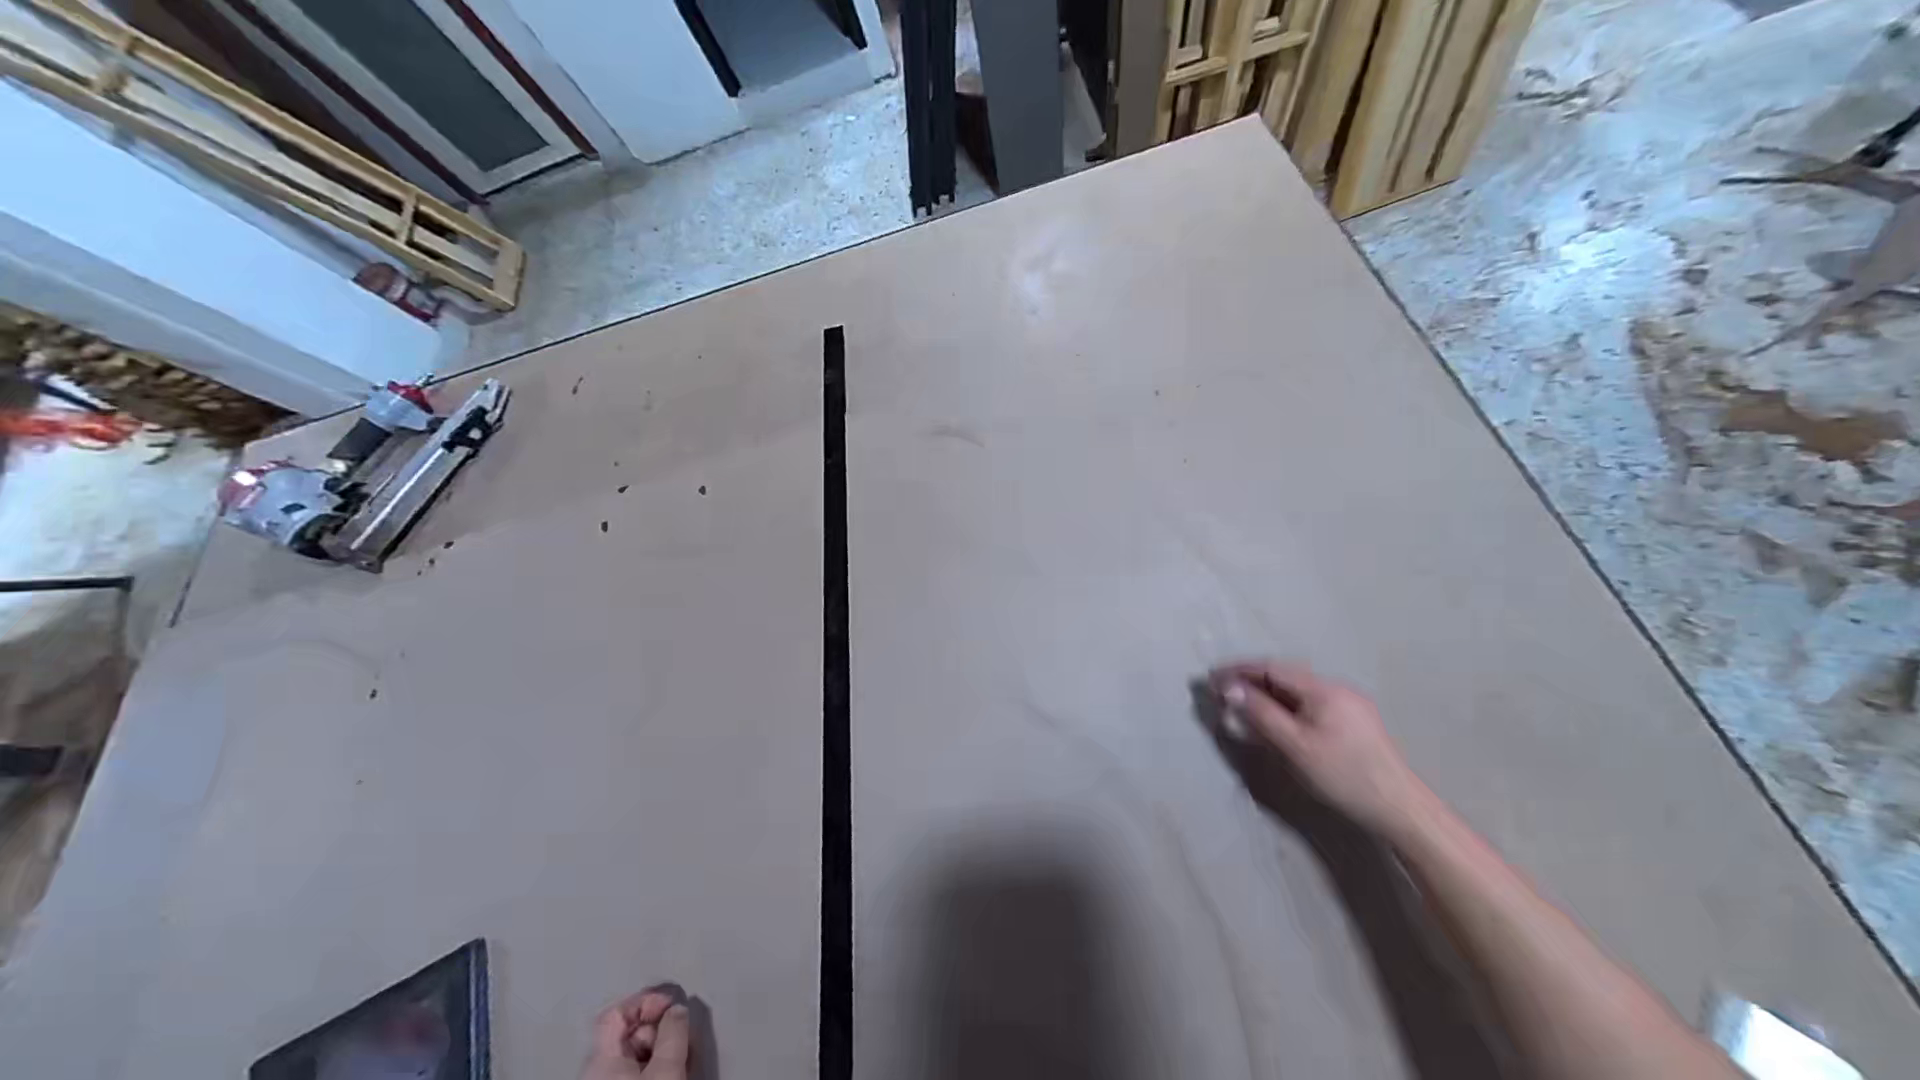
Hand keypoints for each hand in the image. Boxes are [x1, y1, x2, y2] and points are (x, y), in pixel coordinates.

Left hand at [582, 988, 691, 1079]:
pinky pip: (634, 1068)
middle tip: (678, 1035)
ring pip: (632, 1050)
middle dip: (656, 1025)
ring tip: (678, 1055)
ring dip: (659, 1045)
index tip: (671, 1004)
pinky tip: (670, 1070)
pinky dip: (653, 1062)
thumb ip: (674, 1031)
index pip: (615, 1012)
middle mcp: (597, 1068)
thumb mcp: (667, 1068)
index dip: (645, 1000)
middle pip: (626, 1029)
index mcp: (601, 1057)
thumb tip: (677, 1008)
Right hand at [1210, 660, 1423, 833]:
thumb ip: (1260, 714)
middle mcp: (1337, 689)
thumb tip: (1229, 688)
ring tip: (1242, 708)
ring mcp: (1348, 706)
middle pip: (1284, 677)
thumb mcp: (1295, 745)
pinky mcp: (1354, 724)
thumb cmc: (1343, 775)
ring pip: (1297, 692)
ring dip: (1266, 696)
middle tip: (1222, 695)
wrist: (1400, 809)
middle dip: (1250, 682)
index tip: (1211, 680)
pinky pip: (1309, 706)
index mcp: (1323, 689)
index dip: (1239, 670)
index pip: (1272, 668)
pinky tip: (1275, 723)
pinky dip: (1284, 709)